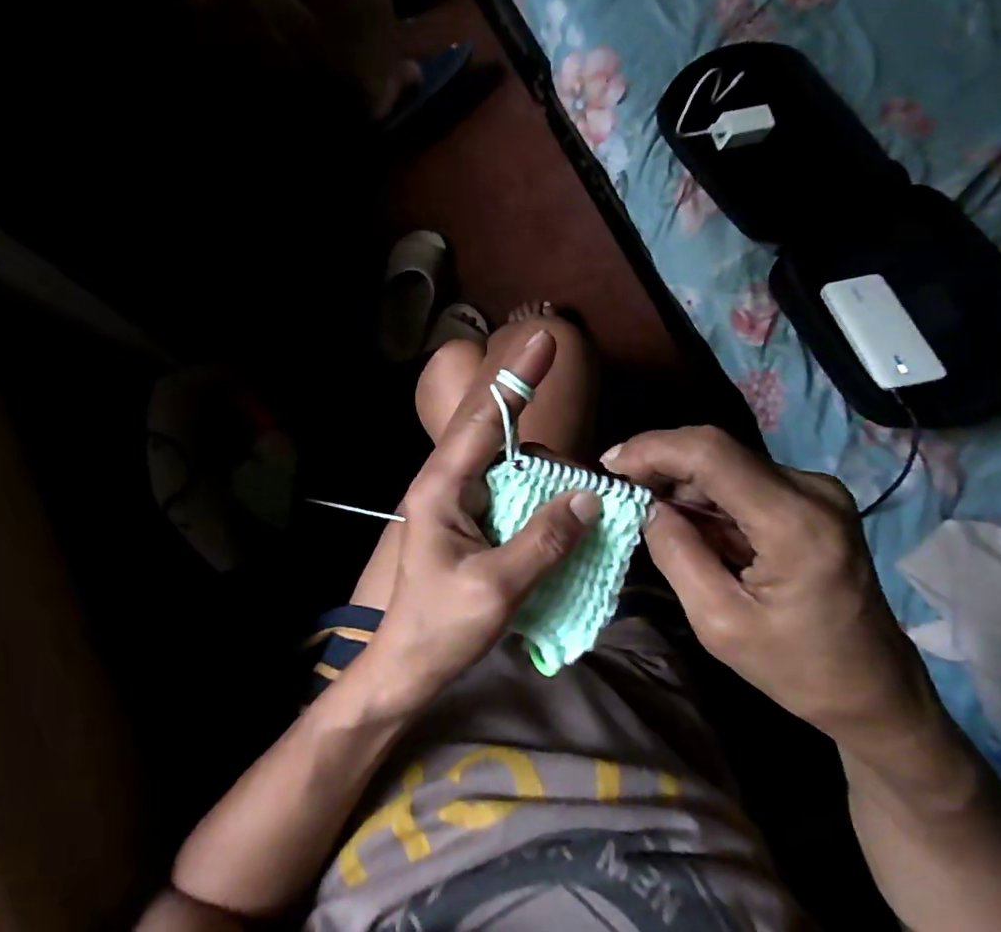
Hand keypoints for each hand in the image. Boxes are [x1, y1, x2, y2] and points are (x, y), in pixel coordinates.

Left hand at [362, 329, 602, 710]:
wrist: (410, 664)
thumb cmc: (442, 626)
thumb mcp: (497, 586)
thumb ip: (544, 540)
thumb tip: (588, 497)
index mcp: (440, 488)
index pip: (481, 421)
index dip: (515, 378)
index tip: (544, 337)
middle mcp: (448, 485)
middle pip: (502, 442)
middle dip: (548, 450)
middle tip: (590, 482)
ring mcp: (460, 503)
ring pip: (512, 471)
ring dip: (550, 480)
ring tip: (586, 505)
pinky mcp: (473, 524)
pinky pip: (513, 497)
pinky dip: (542, 501)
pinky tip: (568, 518)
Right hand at [603, 428, 941, 754]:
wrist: (876, 692)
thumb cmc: (798, 669)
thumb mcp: (719, 621)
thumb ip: (675, 554)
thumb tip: (643, 505)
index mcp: (795, 522)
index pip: (711, 453)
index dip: (652, 449)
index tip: (608, 465)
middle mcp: (811, 491)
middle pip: (716, 450)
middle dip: (660, 464)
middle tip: (620, 492)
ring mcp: (816, 493)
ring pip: (725, 463)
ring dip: (679, 482)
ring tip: (648, 515)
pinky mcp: (810, 501)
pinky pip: (741, 480)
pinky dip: (704, 495)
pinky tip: (686, 524)